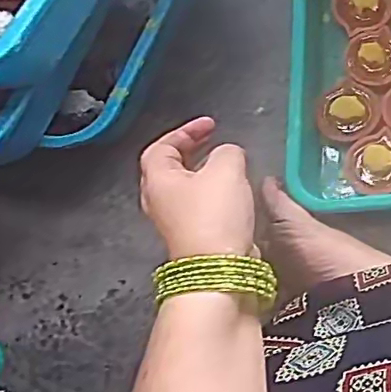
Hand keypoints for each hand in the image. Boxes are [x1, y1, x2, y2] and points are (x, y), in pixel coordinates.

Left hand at [139, 118, 255, 258]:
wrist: (220, 266)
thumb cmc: (215, 216)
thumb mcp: (227, 169)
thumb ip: (228, 152)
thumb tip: (229, 154)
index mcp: (158, 179)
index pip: (162, 147)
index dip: (185, 131)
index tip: (209, 125)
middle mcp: (159, 200)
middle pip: (169, 167)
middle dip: (191, 149)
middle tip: (213, 139)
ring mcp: (174, 220)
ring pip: (184, 186)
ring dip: (203, 171)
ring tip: (225, 163)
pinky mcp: (192, 235)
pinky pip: (198, 204)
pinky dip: (212, 191)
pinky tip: (232, 191)